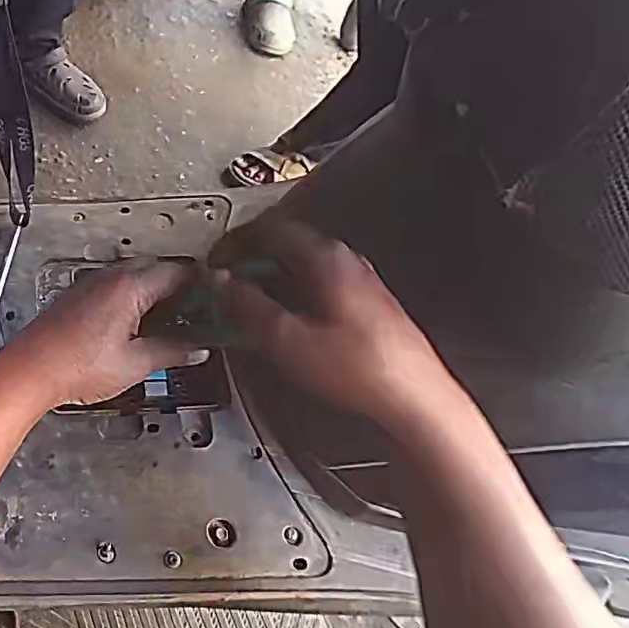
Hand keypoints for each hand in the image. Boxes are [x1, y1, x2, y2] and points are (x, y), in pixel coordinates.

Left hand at [3, 260, 208, 407]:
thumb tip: (195, 350)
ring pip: (134, 277)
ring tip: (167, 323)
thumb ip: (172, 352)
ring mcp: (91, 286)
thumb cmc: (72, 366)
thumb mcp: (136, 364)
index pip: (178, 272)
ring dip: (154, 293)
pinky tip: (134, 327)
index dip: (200, 283)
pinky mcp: (78, 298)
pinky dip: (132, 300)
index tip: (213, 295)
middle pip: (156, 269)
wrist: (30, 372)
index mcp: (130, 288)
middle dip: (178, 287)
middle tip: (194, 311)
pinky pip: (114, 288)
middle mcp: (109, 279)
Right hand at [210, 216, 460, 437]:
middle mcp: (348, 264)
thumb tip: (224, 285)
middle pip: (289, 246)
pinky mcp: (366, 307)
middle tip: (228, 279)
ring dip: (272, 280)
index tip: (217, 259)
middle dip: (252, 261)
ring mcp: (361, 284)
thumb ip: (248, 307)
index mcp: (327, 260)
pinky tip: (286, 321)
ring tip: (250, 301)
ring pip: (305, 268)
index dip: (236, 242)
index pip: (271, 229)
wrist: (411, 398)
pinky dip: (293, 295)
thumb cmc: (363, 369)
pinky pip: (319, 287)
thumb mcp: (287, 340)